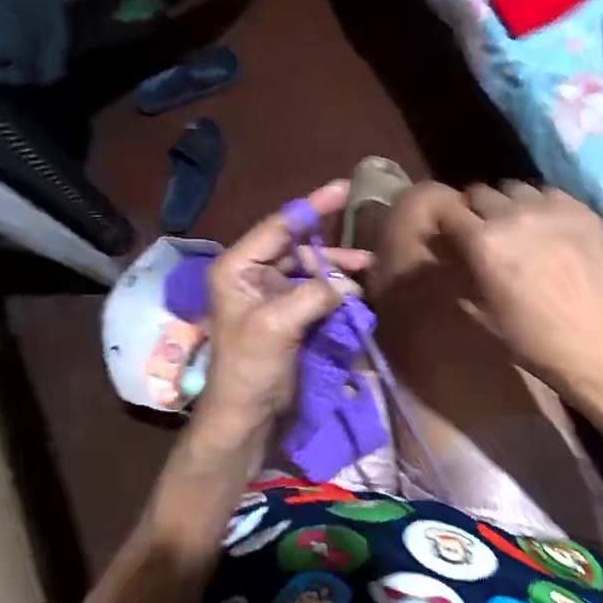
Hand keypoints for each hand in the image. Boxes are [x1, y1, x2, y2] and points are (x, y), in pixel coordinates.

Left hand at [198, 181, 371, 433]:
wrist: (246, 415)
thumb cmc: (249, 367)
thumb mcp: (276, 325)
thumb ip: (313, 295)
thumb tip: (347, 284)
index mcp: (237, 268)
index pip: (278, 227)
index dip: (311, 206)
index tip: (343, 187)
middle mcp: (252, 275)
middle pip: (297, 247)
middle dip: (330, 251)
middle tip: (364, 255)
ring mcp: (270, 296)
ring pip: (309, 271)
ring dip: (336, 273)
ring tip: (365, 276)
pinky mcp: (287, 316)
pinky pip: (315, 293)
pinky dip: (335, 293)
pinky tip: (355, 297)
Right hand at [429, 182, 602, 406]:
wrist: (593, 342)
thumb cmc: (527, 336)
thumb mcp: (476, 310)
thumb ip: (456, 273)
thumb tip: (444, 254)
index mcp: (482, 242)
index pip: (449, 211)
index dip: (446, 221)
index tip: (448, 232)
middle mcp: (513, 215)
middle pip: (480, 192)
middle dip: (475, 209)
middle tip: (480, 229)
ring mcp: (550, 209)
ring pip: (515, 187)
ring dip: (507, 202)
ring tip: (513, 222)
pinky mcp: (581, 210)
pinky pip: (549, 192)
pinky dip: (540, 204)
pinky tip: (545, 226)